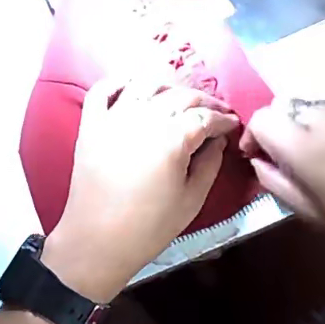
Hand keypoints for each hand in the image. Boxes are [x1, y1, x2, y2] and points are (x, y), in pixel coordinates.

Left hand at [42, 76, 240, 301]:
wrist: (97, 241)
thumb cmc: (150, 226)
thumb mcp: (192, 200)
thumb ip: (210, 163)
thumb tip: (217, 140)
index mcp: (173, 137)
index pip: (205, 117)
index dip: (224, 119)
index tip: (233, 125)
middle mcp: (144, 117)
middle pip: (181, 95)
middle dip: (204, 102)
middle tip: (215, 113)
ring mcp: (114, 117)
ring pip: (147, 84)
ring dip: (169, 87)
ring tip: (180, 100)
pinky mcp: (91, 124)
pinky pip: (103, 90)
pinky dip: (119, 81)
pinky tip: (134, 86)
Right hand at [240, 98, 324, 298]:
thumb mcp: (321, 218)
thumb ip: (281, 184)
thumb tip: (264, 163)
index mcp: (307, 147)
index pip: (262, 119)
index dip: (256, 138)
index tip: (264, 160)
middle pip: (289, 106)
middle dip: (284, 130)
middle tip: (297, 163)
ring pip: (322, 104)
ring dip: (314, 125)